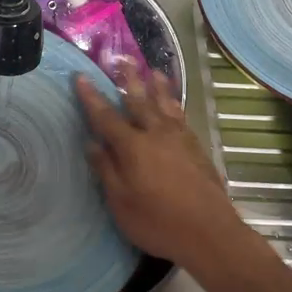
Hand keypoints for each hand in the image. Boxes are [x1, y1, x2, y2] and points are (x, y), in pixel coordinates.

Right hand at [77, 66, 248, 272]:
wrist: (209, 233)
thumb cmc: (158, 222)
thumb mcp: (120, 202)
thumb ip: (106, 169)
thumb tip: (92, 143)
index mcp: (132, 147)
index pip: (106, 117)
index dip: (92, 98)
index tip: (81, 77)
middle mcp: (155, 134)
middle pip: (139, 100)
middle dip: (128, 79)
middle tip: (121, 59)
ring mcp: (179, 138)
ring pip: (164, 104)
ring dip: (156, 86)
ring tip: (153, 70)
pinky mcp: (196, 147)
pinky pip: (181, 115)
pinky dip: (174, 103)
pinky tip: (173, 103)